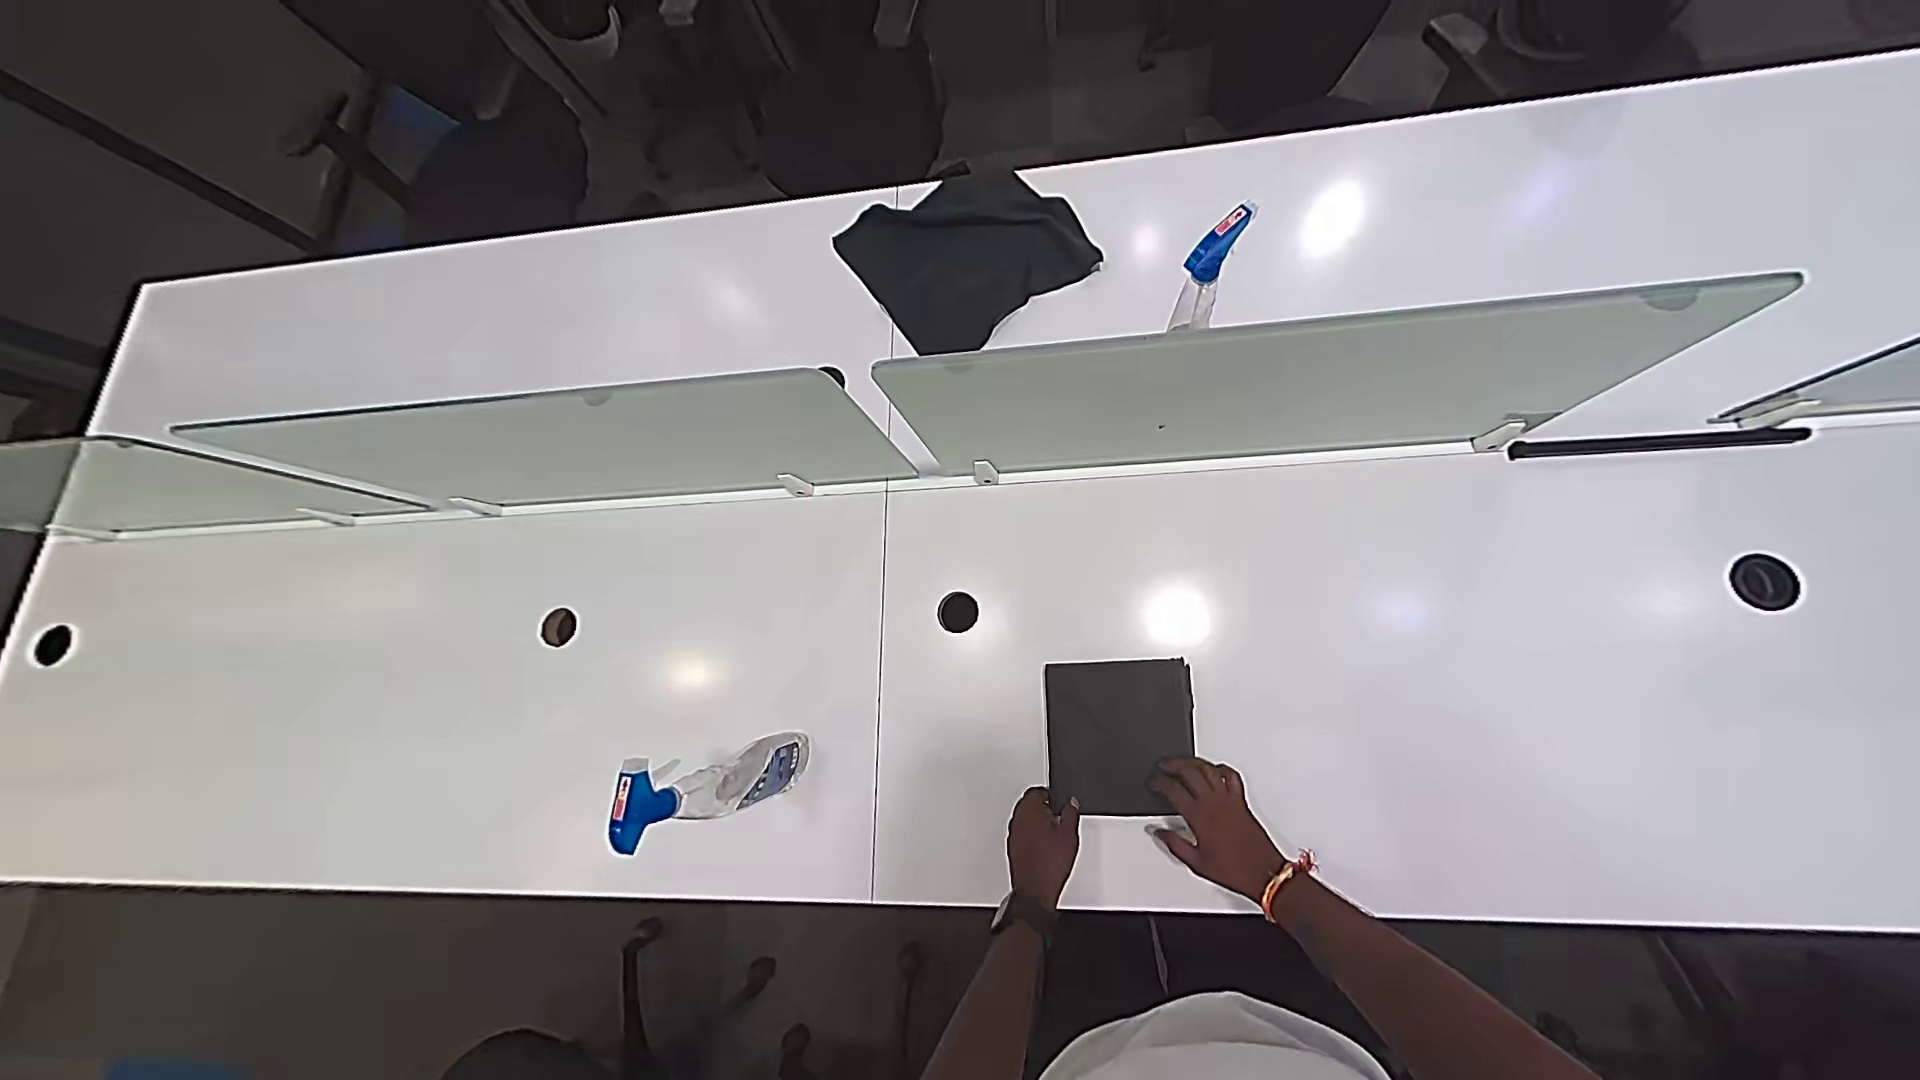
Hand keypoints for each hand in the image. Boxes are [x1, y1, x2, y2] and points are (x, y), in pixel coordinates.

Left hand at [1007, 787, 1080, 908]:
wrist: (1036, 889)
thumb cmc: (1050, 863)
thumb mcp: (1069, 834)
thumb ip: (1070, 812)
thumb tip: (1071, 802)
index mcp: (1030, 809)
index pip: (1037, 791)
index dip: (1049, 794)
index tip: (1057, 801)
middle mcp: (1018, 818)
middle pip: (1029, 804)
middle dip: (1043, 807)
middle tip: (1057, 816)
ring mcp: (1013, 833)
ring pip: (1025, 818)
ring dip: (1036, 820)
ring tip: (1052, 833)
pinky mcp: (1012, 846)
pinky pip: (1022, 832)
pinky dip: (1031, 834)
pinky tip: (1044, 845)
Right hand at [1151, 757, 1286, 901]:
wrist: (1265, 874)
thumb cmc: (1234, 870)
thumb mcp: (1197, 863)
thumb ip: (1174, 845)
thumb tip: (1158, 833)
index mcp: (1199, 817)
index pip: (1173, 789)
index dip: (1159, 781)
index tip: (1154, 782)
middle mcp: (1214, 803)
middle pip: (1188, 771)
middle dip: (1172, 765)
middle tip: (1163, 767)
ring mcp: (1229, 799)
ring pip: (1207, 768)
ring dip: (1191, 762)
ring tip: (1182, 762)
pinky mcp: (1241, 801)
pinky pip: (1230, 776)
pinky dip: (1219, 768)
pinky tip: (1212, 769)